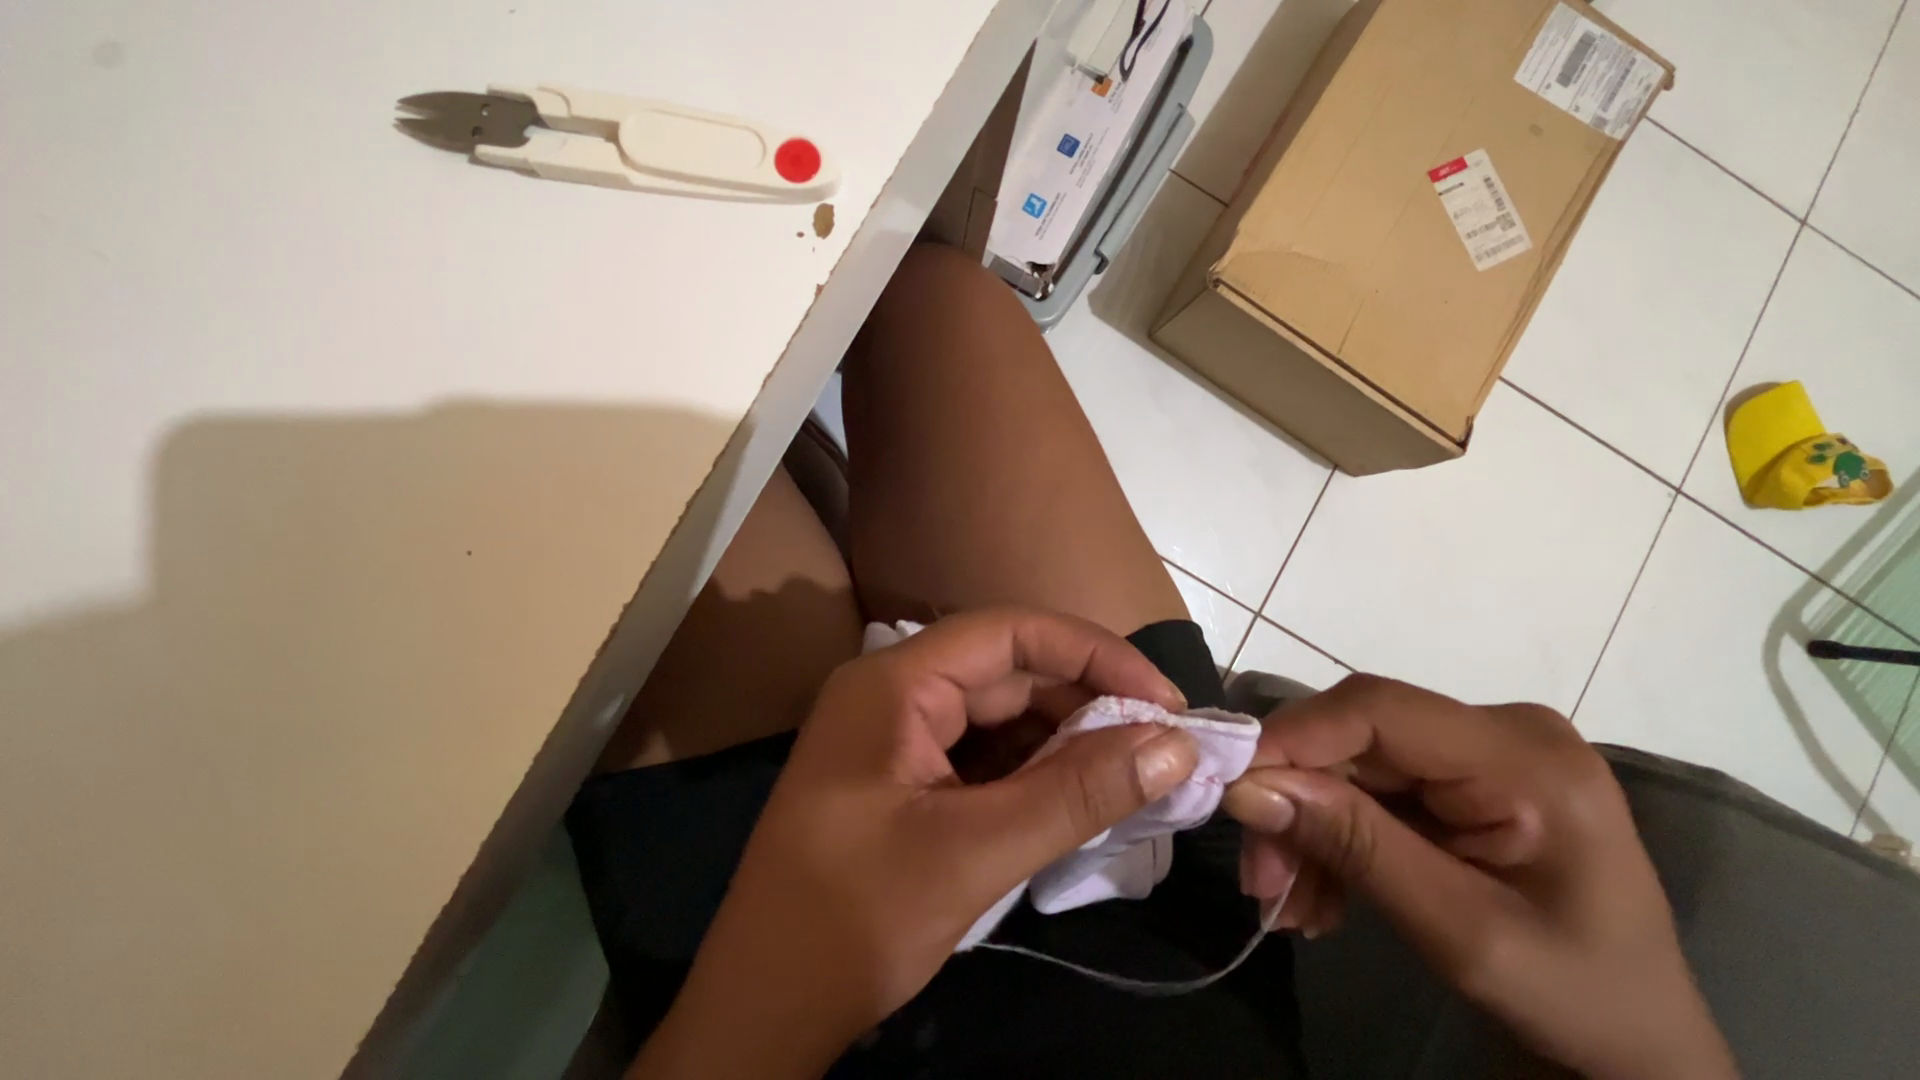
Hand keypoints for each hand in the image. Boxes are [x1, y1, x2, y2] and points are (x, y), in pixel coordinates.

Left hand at [633, 608, 1199, 1078]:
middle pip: (1007, 673)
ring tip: (1136, 773)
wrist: (763, 1006)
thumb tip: (1176, 745)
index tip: (1165, 700)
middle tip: (1163, 747)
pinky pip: (980, 757)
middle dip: (1087, 703)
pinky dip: (1033, 772)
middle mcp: (892, 694)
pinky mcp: (901, 780)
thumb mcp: (975, 852)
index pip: (1010, 634)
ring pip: (998, 717)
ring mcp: (894, 738)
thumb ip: (1077, 793)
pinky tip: (1080, 796)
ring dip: (1065, 741)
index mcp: (894, 684)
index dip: (1094, 655)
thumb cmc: (856, 918)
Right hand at [1220, 675, 1736, 1079]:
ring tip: (1287, 908)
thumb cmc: (1572, 997)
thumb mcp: (1461, 933)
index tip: (1230, 793)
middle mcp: (1501, 733)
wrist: (1632, 1046)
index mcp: (1527, 759)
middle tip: (1259, 882)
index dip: (1293, 738)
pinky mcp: (1461, 780)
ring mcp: (1481, 754)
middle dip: (1295, 804)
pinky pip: (1369, 791)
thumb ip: (1355, 847)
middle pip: (1356, 740)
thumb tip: (1247, 787)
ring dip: (1307, 831)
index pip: (1378, 710)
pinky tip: (1318, 898)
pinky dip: (1333, 839)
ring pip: (1350, 766)